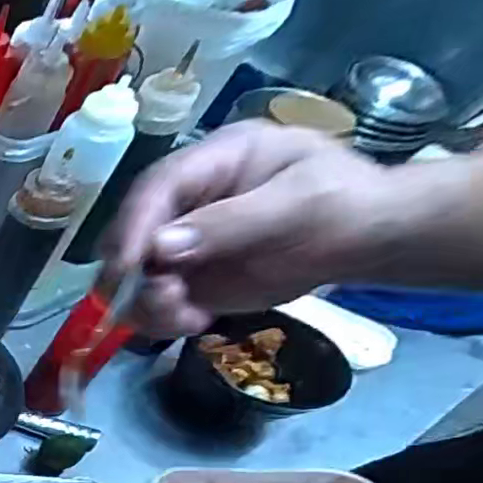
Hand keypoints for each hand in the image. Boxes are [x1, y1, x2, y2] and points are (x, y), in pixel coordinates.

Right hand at [104, 122, 395, 337]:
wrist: (360, 239)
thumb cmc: (344, 205)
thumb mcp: (303, 201)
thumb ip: (234, 221)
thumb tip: (160, 247)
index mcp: (210, 162)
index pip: (153, 189)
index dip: (133, 227)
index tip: (128, 267)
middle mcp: (176, 202)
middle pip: (122, 237)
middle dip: (131, 275)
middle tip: (167, 299)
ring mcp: (168, 242)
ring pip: (123, 278)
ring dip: (144, 304)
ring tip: (187, 317)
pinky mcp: (169, 277)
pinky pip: (141, 304)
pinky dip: (158, 320)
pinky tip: (196, 321)